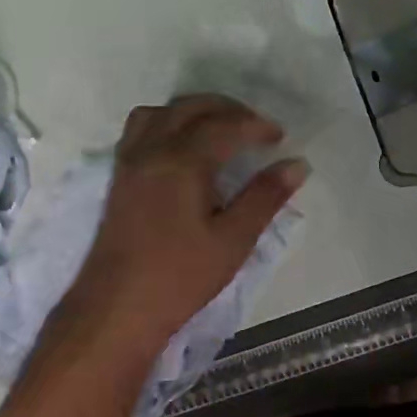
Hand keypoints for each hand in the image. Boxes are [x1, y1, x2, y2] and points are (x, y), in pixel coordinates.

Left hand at [61, 96, 307, 351]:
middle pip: (189, 108)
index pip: (224, 126)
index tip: (279, 137)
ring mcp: (129, 163)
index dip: (255, 126)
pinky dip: (167, 124)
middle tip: (254, 127)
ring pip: (159, 113)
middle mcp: (151, 151)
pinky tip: (181, 149)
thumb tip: (297, 165)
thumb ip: (264, 198)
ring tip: (218, 130)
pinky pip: (140, 130)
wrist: (118, 307)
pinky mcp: (118, 180)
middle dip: (226, 109)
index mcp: (181, 162)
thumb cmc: (181, 277)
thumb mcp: (233, 240)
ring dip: (192, 111)